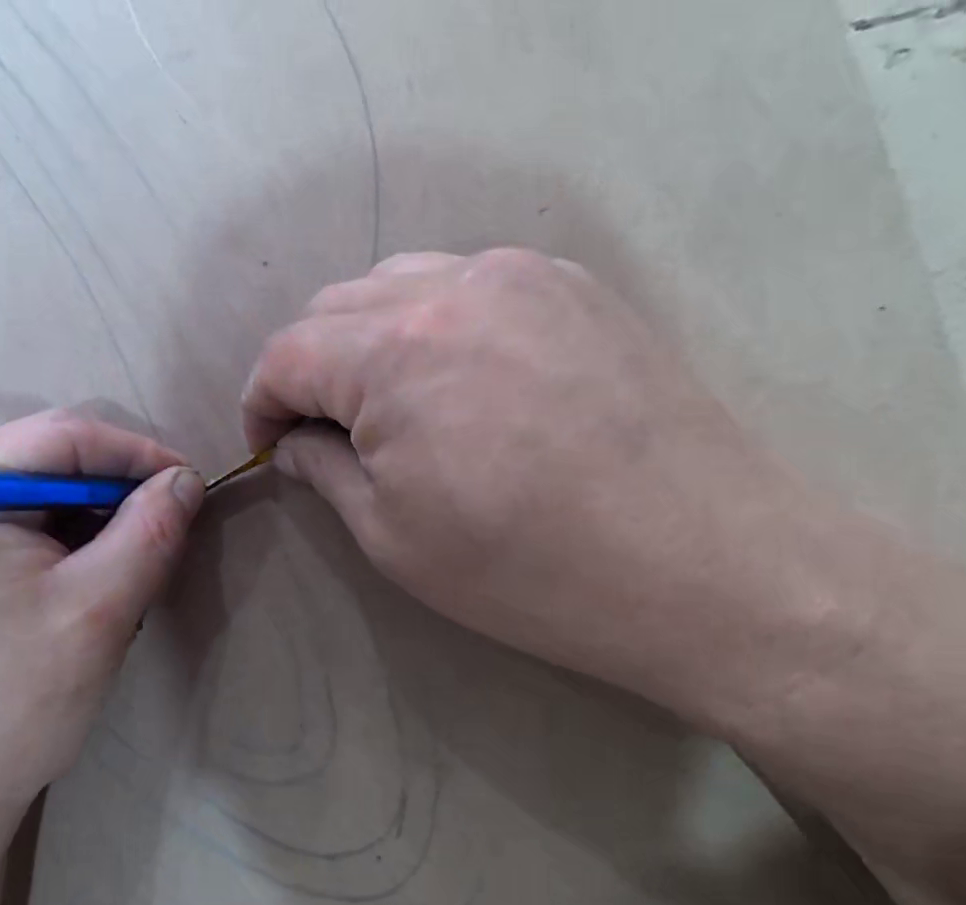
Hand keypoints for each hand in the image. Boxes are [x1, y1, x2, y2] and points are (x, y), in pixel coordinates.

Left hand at [0, 411, 205, 859]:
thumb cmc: (8, 711)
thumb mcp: (96, 613)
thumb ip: (149, 533)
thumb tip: (184, 479)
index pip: (56, 438)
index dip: (133, 453)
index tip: (188, 485)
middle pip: (36, 470)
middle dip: (108, 499)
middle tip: (158, 540)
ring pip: (22, 509)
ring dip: (82, 534)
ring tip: (115, 585)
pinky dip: (50, 560)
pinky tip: (72, 602)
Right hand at [241, 249, 817, 713]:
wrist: (704, 567)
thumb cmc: (524, 568)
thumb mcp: (391, 534)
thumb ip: (324, 469)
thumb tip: (292, 440)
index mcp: (393, 352)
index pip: (286, 353)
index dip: (261, 402)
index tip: (268, 447)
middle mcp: (452, 288)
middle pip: (334, 308)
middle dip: (309, 370)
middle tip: (322, 433)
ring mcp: (522, 276)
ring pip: (398, 284)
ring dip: (366, 340)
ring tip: (387, 404)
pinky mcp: (575, 286)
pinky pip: (468, 284)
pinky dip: (432, 322)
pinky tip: (456, 378)